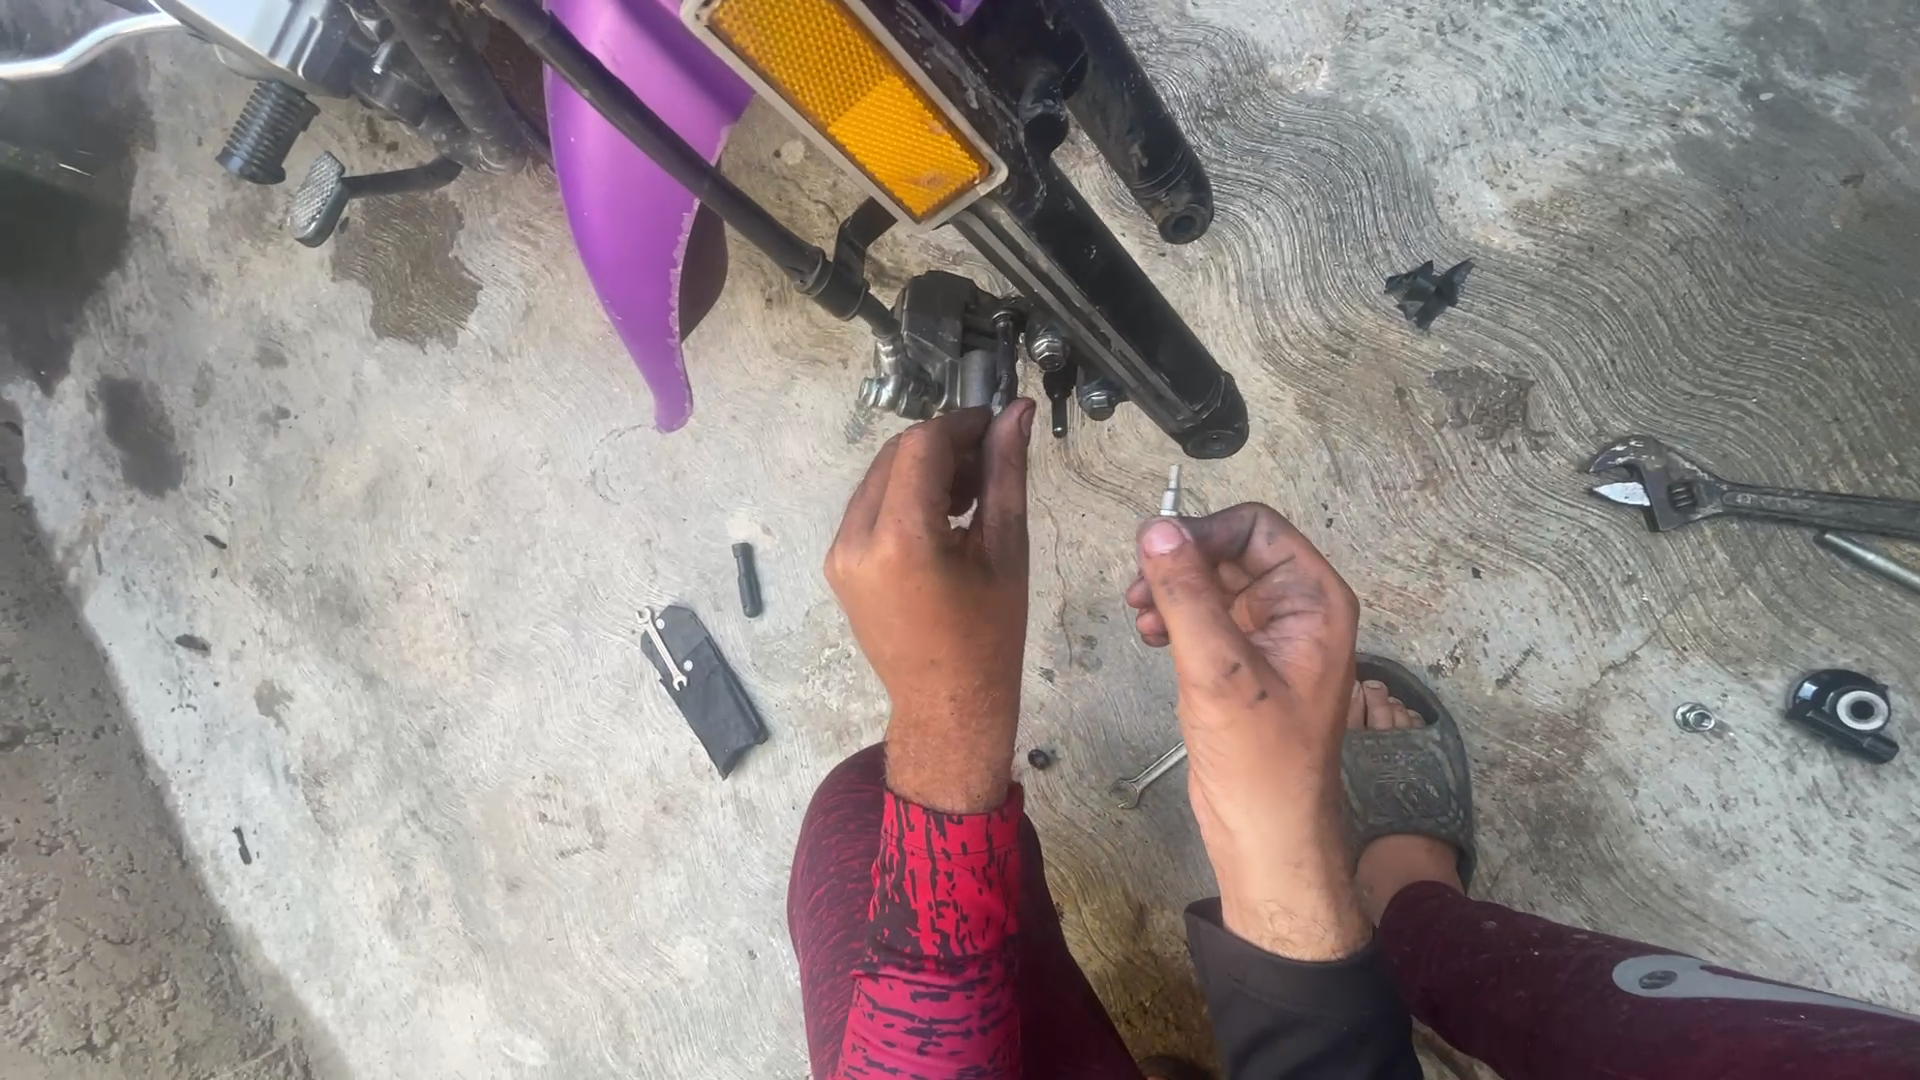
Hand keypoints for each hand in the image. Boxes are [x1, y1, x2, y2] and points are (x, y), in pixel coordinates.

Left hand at [826, 402, 1035, 812]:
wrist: (945, 704)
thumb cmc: (988, 637)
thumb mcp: (1005, 550)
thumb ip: (1005, 474)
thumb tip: (1016, 412)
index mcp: (901, 539)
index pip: (923, 444)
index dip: (962, 423)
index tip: (996, 424)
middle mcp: (856, 539)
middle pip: (897, 454)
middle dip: (945, 445)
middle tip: (988, 462)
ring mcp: (839, 552)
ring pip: (880, 476)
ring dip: (924, 468)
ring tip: (970, 494)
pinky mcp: (837, 563)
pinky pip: (869, 505)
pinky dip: (904, 495)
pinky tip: (941, 515)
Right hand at [1125, 504, 1369, 959]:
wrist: (1265, 834)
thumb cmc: (1258, 758)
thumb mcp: (1217, 668)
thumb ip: (1186, 593)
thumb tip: (1155, 528)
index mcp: (1313, 599)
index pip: (1256, 527)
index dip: (1203, 531)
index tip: (1153, 556)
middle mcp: (1294, 608)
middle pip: (1229, 549)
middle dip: (1180, 562)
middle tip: (1137, 591)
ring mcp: (1266, 634)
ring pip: (1210, 580)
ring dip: (1170, 589)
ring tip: (1139, 616)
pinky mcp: (1239, 659)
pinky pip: (1203, 613)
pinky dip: (1172, 615)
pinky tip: (1150, 636)